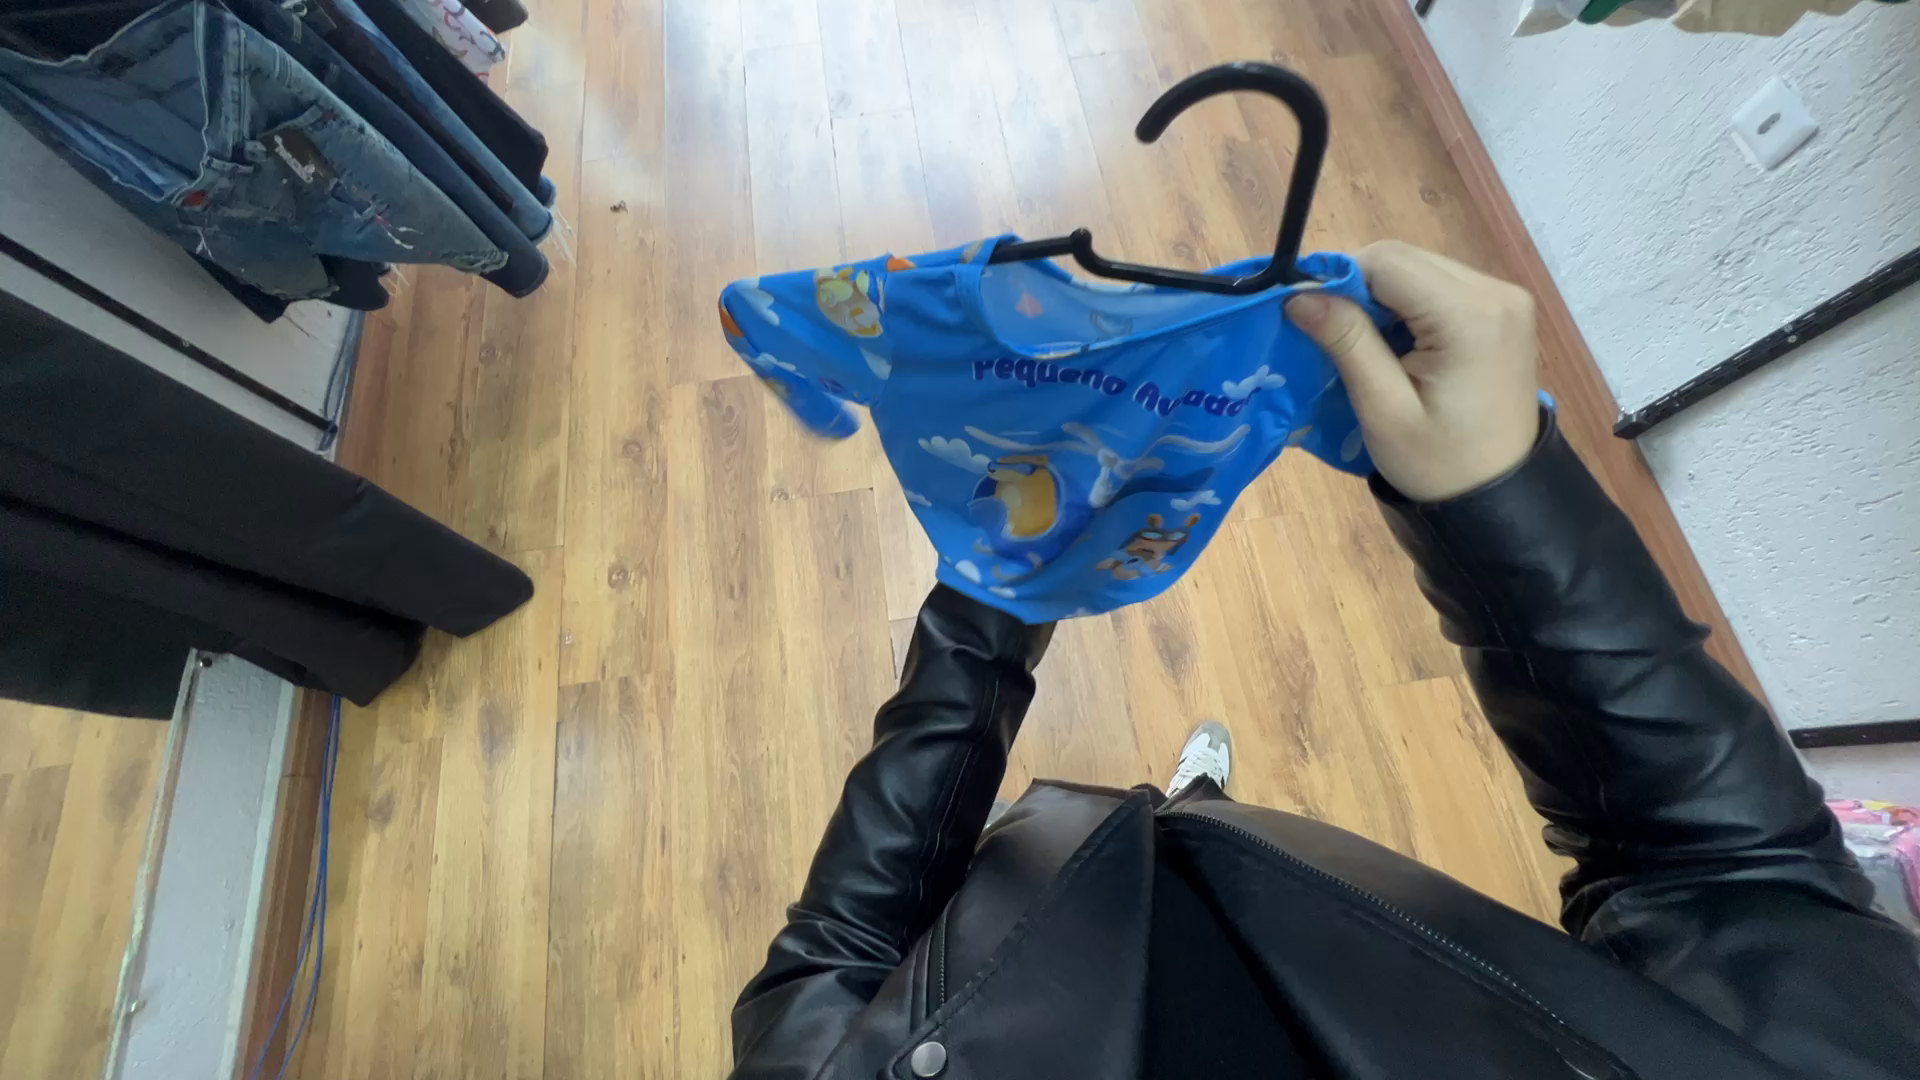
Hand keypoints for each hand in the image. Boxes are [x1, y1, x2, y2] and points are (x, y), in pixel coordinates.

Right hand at [1285, 241, 1539, 501]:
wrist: (1496, 493)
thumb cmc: (1435, 461)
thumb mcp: (1382, 408)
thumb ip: (1347, 344)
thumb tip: (1298, 297)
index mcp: (1470, 315)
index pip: (1386, 262)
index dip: (1335, 279)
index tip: (1302, 315)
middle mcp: (1494, 291)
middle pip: (1402, 259)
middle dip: (1353, 288)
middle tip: (1323, 334)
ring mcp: (1501, 297)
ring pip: (1415, 269)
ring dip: (1374, 297)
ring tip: (1354, 343)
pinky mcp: (1498, 310)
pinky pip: (1433, 287)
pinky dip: (1398, 306)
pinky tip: (1387, 344)